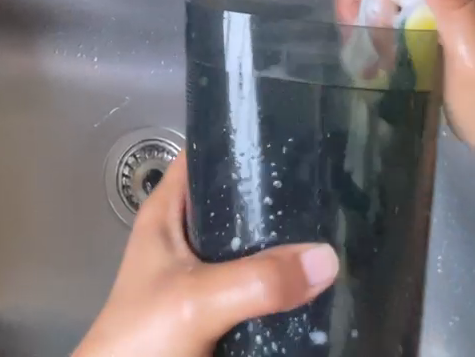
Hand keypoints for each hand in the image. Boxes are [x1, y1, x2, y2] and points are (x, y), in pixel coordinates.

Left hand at [73, 152, 338, 356]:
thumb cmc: (142, 338)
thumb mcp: (197, 300)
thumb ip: (257, 281)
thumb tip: (326, 257)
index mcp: (167, 212)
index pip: (203, 155)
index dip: (240, 141)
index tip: (292, 138)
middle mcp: (184, 236)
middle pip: (233, 202)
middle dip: (274, 198)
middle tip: (326, 190)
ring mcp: (199, 275)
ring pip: (247, 247)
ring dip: (280, 246)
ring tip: (332, 230)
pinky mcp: (214, 312)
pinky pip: (253, 286)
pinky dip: (279, 285)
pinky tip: (314, 282)